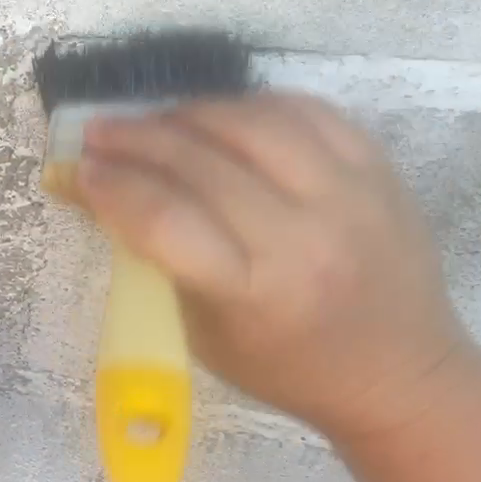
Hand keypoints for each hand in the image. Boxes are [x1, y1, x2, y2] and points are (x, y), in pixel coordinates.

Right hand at [74, 92, 480, 440]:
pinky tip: (219, 115)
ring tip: (155, 119)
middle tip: (99, 131)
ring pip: (254, 122)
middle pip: (203, 163)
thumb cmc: (283, 368)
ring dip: (190, 112)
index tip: (80, 170)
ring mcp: (353, 197)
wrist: (401, 376)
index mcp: (255, 293)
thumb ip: (150, 259)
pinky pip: (307, 111)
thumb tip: (93, 192)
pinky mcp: (382, 172)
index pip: (166, 220)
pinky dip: (251, 105)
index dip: (114, 187)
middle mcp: (307, 237)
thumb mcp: (200, 331)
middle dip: (138, 139)